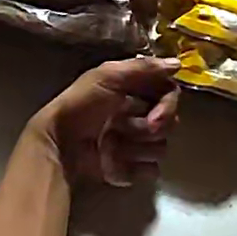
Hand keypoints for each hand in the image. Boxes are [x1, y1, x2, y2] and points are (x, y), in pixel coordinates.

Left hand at [27, 56, 180, 186]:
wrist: (58, 142)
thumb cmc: (81, 104)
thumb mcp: (107, 75)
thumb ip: (143, 68)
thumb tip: (178, 64)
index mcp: (136, 90)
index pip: (169, 94)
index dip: (168, 105)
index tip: (156, 116)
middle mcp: (140, 114)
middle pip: (170, 122)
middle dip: (152, 126)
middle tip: (127, 128)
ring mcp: (136, 143)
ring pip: (161, 147)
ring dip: (138, 146)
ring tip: (112, 142)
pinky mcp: (130, 168)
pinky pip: (151, 171)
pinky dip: (136, 167)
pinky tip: (115, 161)